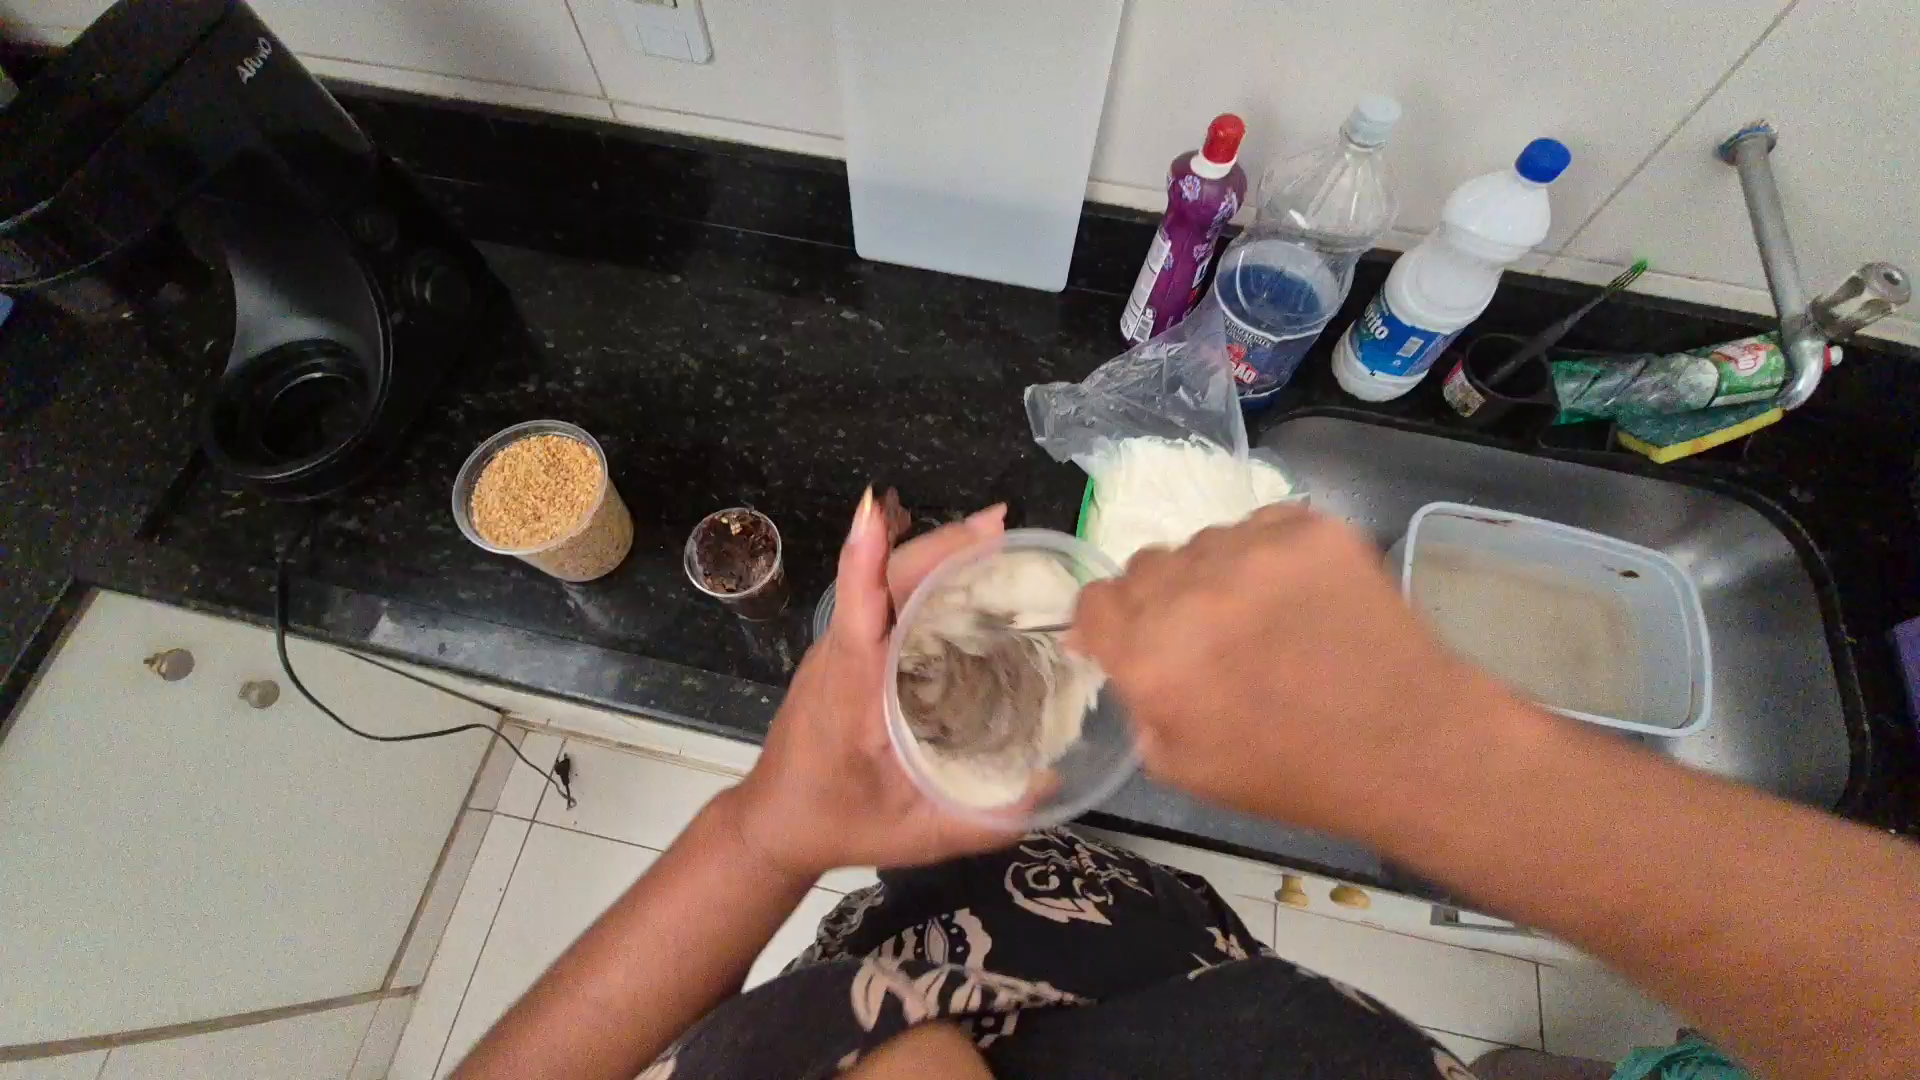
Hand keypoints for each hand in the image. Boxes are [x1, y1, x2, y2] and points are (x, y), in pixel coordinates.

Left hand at [725, 492, 1021, 880]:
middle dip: (939, 543)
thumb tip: (1051, 784)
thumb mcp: (913, 834)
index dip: (865, 558)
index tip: (880, 508)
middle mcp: (842, 655)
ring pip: (883, 580)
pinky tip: (962, 570)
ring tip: (993, 537)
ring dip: (934, 550)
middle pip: (883, 579)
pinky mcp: (848, 650)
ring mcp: (841, 647)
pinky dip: (923, 572)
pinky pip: (884, 596)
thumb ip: (981, 818)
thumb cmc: (837, 823)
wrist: (775, 821)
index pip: (855, 610)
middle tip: (1000, 526)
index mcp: (851, 689)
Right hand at [1069, 503, 1535, 840]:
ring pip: (1202, 543)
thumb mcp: (1180, 766)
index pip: (1092, 600)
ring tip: (1262, 615)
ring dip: (1214, 574)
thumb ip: (1134, 703)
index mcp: (1149, 655)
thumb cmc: (1290, 770)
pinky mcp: (1308, 529)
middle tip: (1204, 633)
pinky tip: (1299, 594)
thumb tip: (1118, 654)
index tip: (1128, 635)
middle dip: (1160, 599)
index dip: (1107, 620)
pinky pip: (1260, 524)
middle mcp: (1187, 592)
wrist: (1413, 746)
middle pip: (1143, 567)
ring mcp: (1251, 551)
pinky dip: (1267, 553)